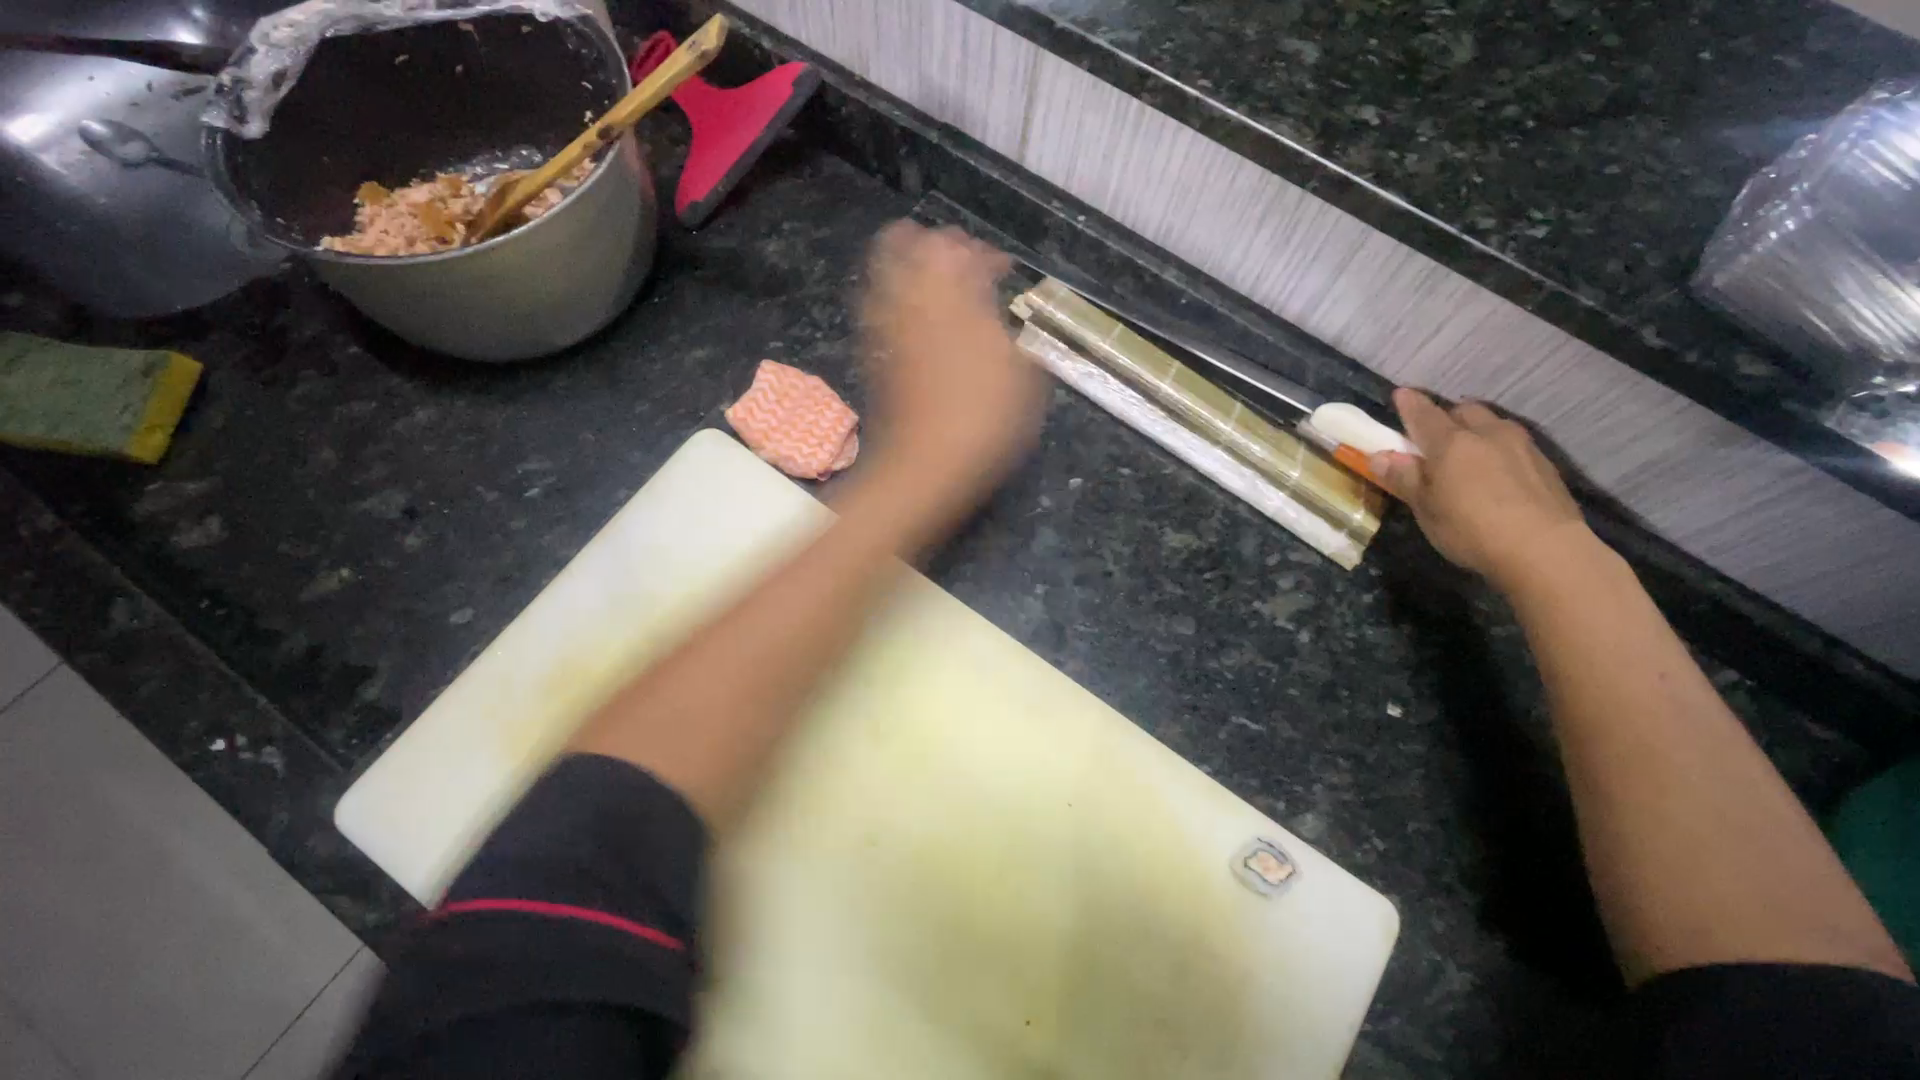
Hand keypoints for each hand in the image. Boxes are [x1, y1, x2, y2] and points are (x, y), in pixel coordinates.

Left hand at [859, 222, 1044, 510]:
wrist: (924, 465)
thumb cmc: (986, 418)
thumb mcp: (1029, 378)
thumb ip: (1021, 340)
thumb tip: (1010, 330)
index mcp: (959, 288)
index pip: (971, 252)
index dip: (988, 258)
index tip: (1003, 271)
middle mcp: (914, 292)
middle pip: (916, 243)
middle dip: (940, 248)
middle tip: (962, 266)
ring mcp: (884, 319)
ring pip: (886, 267)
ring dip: (909, 267)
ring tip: (933, 286)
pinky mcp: (869, 348)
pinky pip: (876, 306)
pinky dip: (893, 301)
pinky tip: (914, 322)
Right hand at [1370, 388, 1597, 591]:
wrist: (1544, 549)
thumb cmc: (1471, 530)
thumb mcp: (1426, 509)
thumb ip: (1404, 479)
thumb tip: (1380, 456)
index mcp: (1451, 443)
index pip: (1424, 414)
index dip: (1410, 404)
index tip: (1401, 394)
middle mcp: (1487, 434)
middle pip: (1464, 411)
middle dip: (1448, 417)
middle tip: (1437, 437)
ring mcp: (1521, 446)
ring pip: (1494, 425)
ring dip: (1478, 431)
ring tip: (1471, 453)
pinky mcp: (1545, 464)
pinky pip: (1515, 445)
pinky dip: (1500, 450)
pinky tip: (1499, 474)